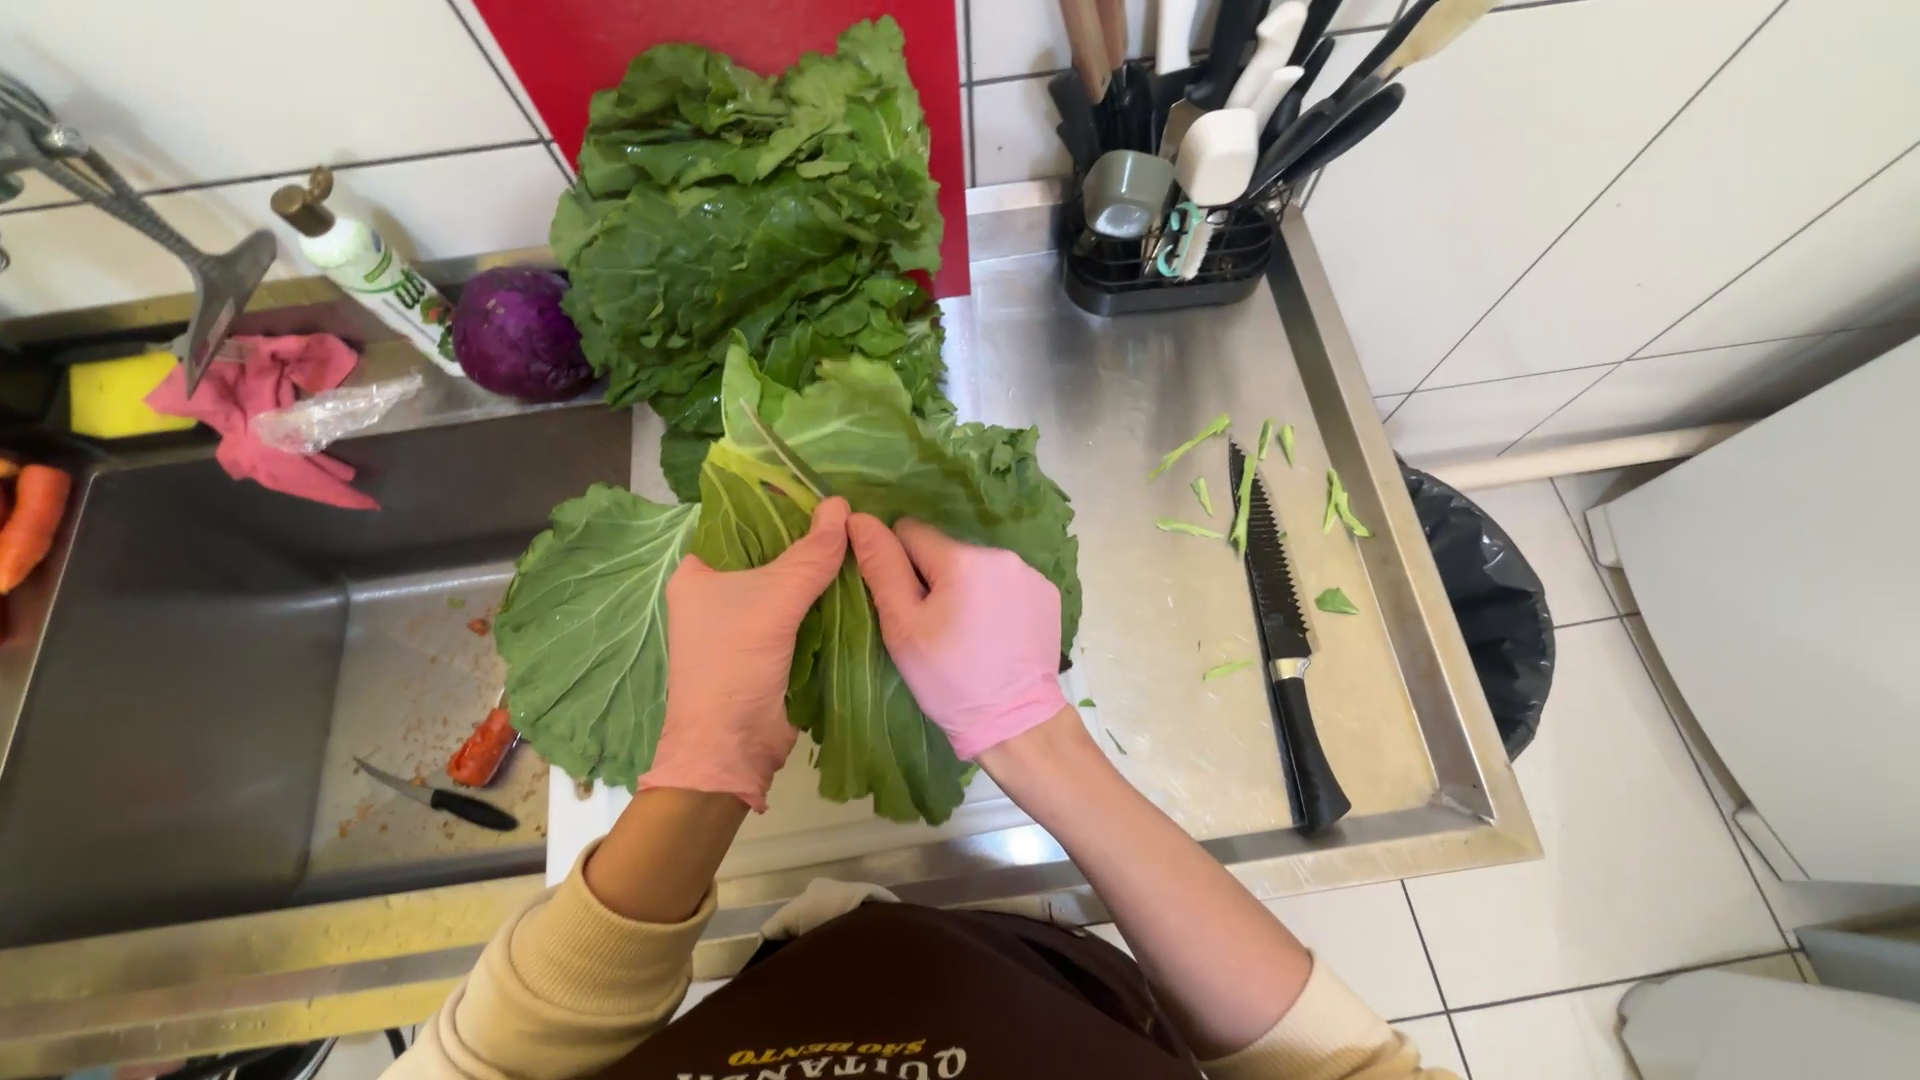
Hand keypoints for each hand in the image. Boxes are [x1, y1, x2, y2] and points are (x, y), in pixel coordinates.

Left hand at [640, 497, 849, 810]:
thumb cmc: (734, 663)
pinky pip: (799, 612)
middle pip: (768, 553)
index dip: (778, 505)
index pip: (740, 523)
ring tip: (860, 540)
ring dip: (819, 571)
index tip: (820, 489)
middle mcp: (715, 594)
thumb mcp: (775, 600)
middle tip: (850, 513)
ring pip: (787, 584)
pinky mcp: (768, 648)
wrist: (732, 746)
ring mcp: (743, 623)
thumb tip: (841, 504)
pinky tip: (855, 581)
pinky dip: (822, 601)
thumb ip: (811, 554)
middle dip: (806, 538)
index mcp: (697, 574)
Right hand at [847, 515, 1068, 759]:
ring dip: (965, 588)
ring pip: (976, 567)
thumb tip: (858, 518)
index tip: (902, 601)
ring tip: (964, 632)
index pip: (911, 532)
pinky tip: (993, 633)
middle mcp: (1001, 555)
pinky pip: (1005, 583)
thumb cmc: (950, 679)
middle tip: (932, 625)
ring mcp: (1030, 574)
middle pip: (946, 551)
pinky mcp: (1046, 595)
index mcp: (962, 558)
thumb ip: (881, 567)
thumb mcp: (903, 626)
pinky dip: (994, 600)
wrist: (1016, 722)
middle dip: (934, 578)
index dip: (897, 563)